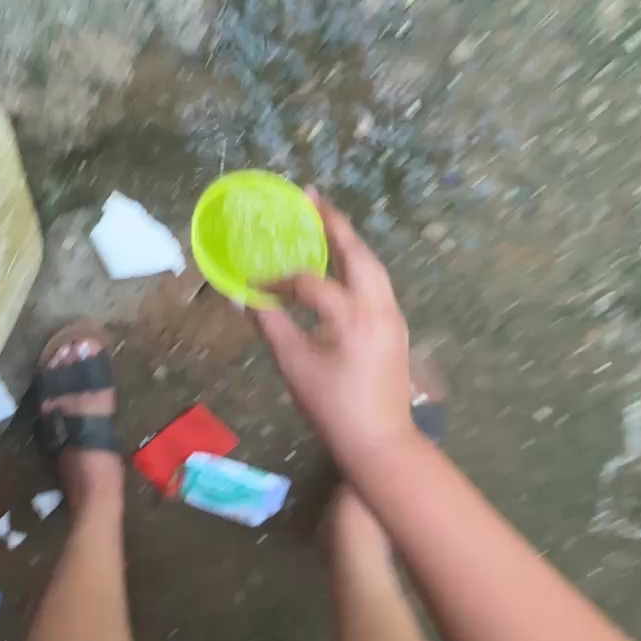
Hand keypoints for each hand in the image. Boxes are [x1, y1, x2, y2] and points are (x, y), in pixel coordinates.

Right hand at [251, 190, 418, 469]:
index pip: (308, 283)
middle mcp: (378, 309)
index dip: (278, 281)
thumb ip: (269, 324)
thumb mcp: (293, 364)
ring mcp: (393, 317)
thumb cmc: (333, 406)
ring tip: (326, 220)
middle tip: (311, 197)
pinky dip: (356, 264)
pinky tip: (340, 263)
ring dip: (349, 242)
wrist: (381, 443)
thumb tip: (245, 297)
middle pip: (358, 254)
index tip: (254, 285)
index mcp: (352, 317)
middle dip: (334, 224)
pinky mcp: (395, 328)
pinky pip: (375, 283)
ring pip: (372, 266)